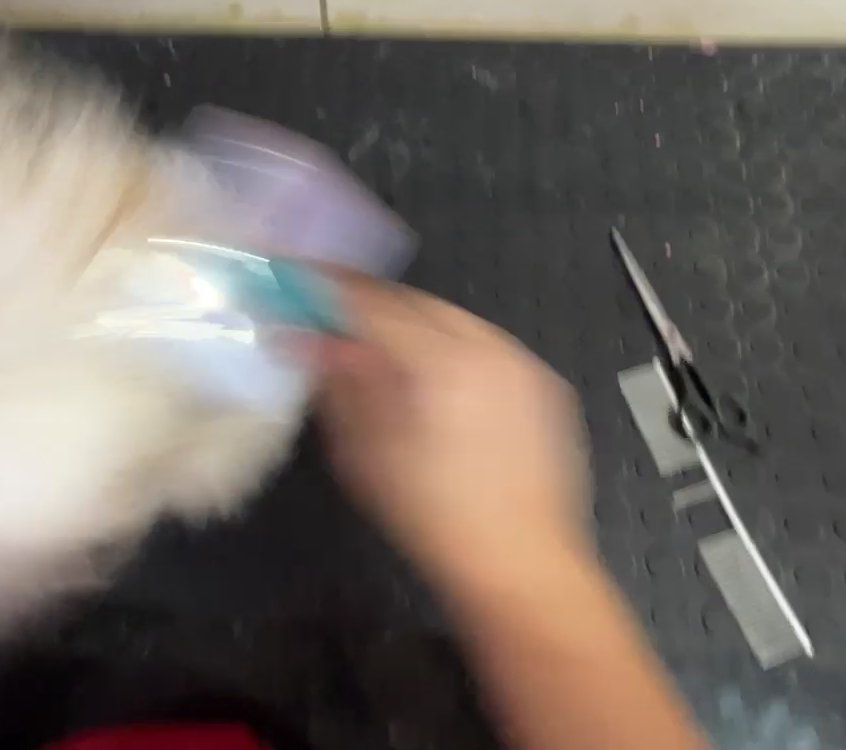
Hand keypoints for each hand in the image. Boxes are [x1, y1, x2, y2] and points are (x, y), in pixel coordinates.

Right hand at [310, 275, 592, 594]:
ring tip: (381, 349)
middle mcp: (486, 346)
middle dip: (370, 303)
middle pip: (412, 301)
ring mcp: (521, 361)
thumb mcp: (366, 456)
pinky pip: (485, 342)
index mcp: (439, 363)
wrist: (524, 567)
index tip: (301, 278)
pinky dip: (450, 344)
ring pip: (451, 317)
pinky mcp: (544, 381)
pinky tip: (435, 378)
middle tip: (334, 316)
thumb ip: (339, 385)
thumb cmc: (432, 520)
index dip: (331, 287)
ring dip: (410, 322)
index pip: (372, 304)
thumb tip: (312, 338)